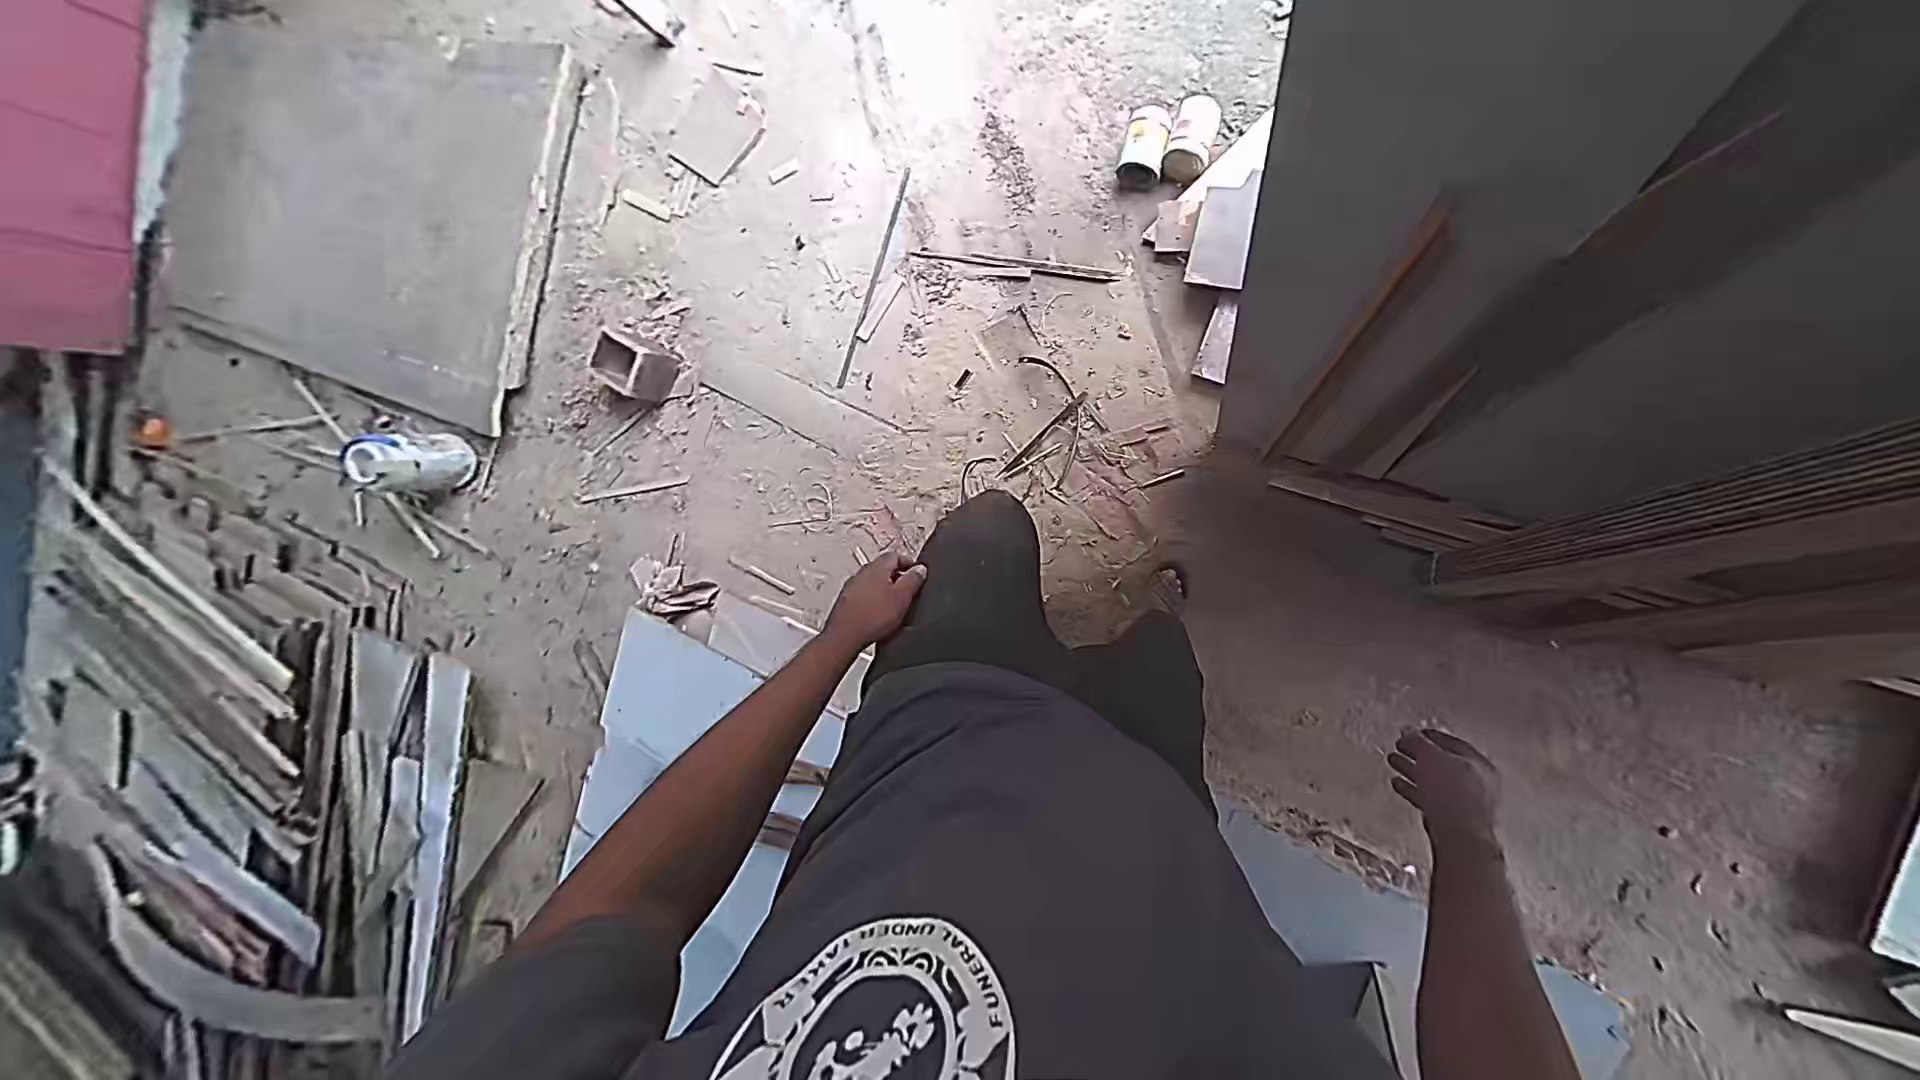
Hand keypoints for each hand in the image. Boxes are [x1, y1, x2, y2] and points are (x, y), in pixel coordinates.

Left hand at [822, 550, 926, 649]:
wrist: (845, 637)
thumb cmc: (871, 617)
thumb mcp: (903, 597)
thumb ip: (913, 579)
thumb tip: (920, 569)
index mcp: (877, 567)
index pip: (895, 555)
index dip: (909, 563)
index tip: (917, 572)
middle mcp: (861, 573)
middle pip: (883, 568)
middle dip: (896, 577)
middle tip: (907, 590)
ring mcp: (851, 587)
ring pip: (872, 582)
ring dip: (884, 590)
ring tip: (893, 605)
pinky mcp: (845, 602)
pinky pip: (864, 596)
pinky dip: (873, 601)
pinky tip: (878, 615)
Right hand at [1389, 729, 1502, 855]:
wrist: (1459, 835)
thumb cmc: (1456, 796)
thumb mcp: (1431, 757)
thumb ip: (1418, 742)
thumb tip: (1409, 733)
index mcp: (1479, 765)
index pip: (1451, 743)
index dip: (1428, 736)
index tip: (1412, 733)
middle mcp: (1477, 783)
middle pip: (1442, 762)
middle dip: (1418, 754)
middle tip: (1401, 747)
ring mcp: (1465, 802)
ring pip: (1433, 780)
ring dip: (1412, 770)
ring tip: (1396, 762)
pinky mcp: (1451, 818)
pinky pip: (1428, 797)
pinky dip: (1413, 789)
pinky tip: (1401, 785)